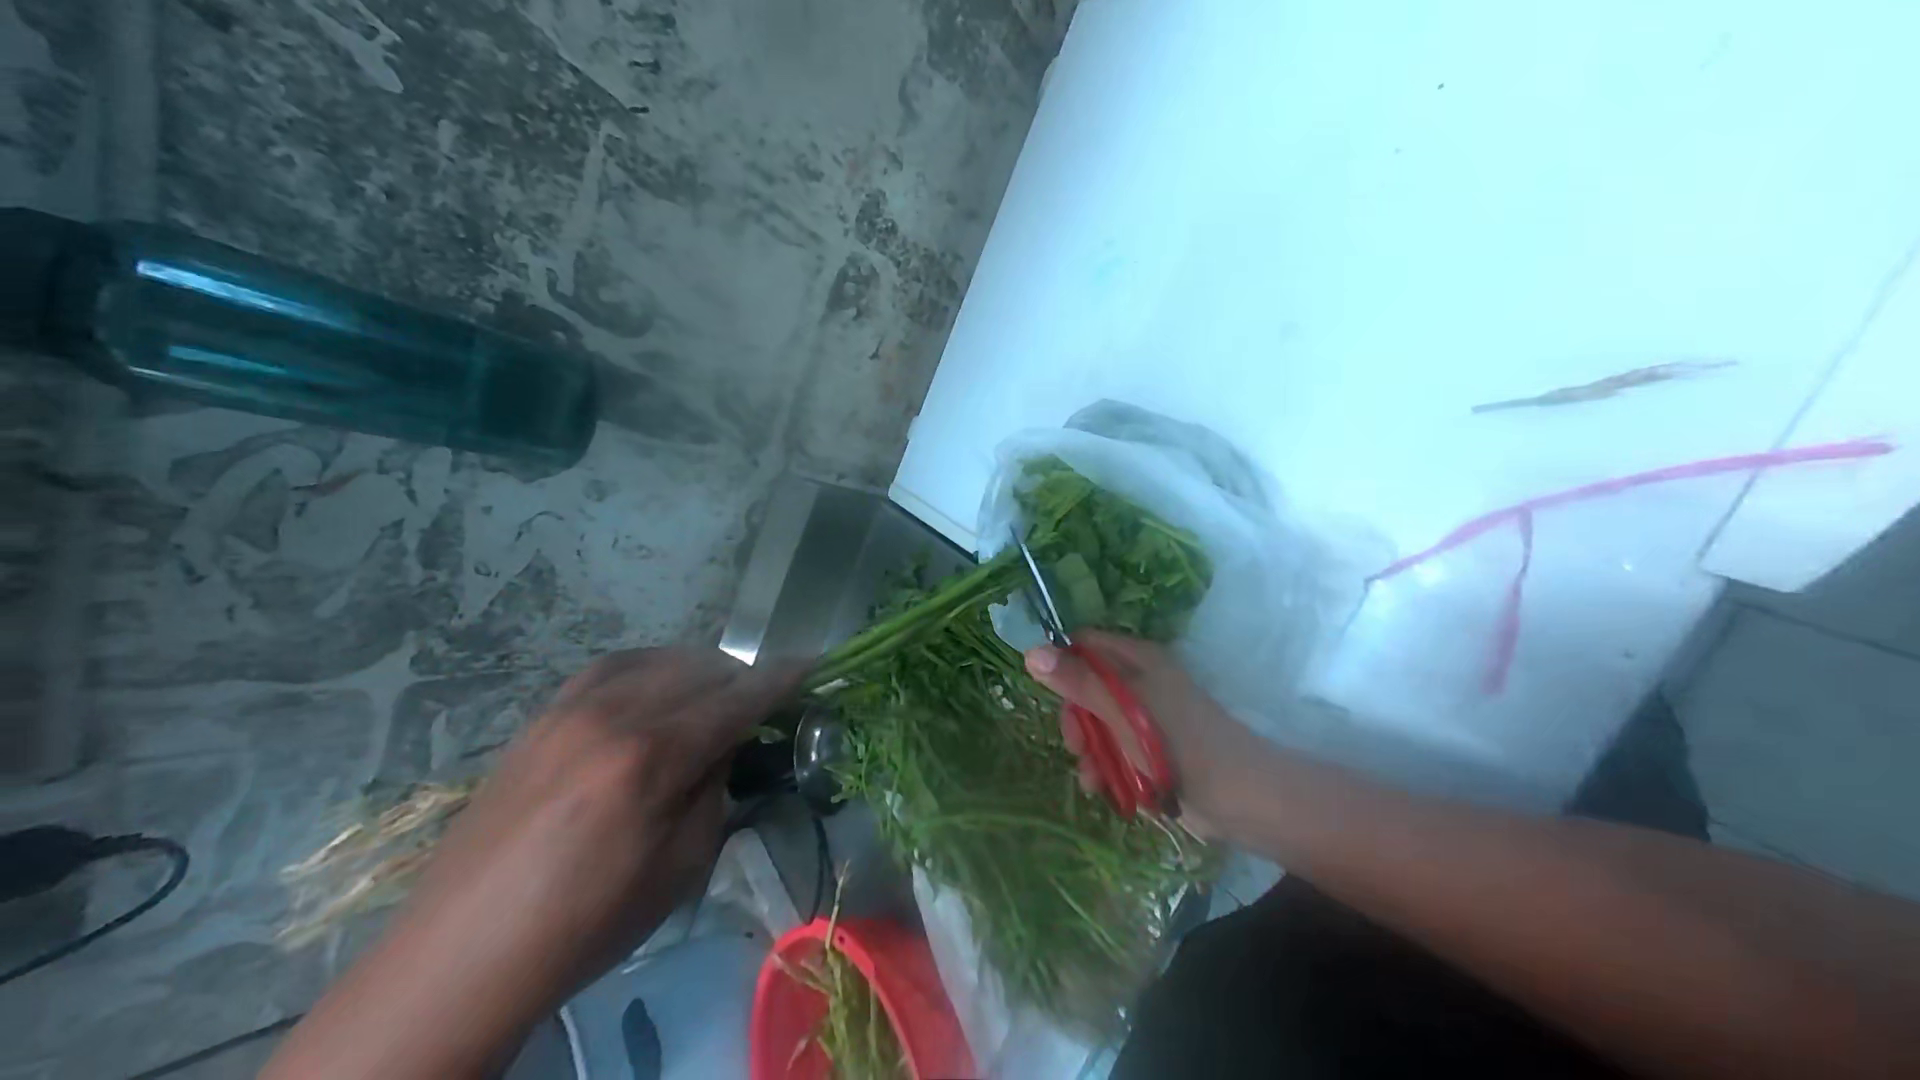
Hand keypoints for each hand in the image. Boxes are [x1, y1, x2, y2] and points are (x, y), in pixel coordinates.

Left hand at [265, 647, 799, 1079]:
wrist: (467, 951)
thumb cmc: (590, 922)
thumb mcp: (683, 865)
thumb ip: (715, 788)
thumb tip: (726, 744)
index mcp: (653, 757)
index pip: (738, 697)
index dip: (783, 678)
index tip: (814, 665)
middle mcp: (613, 714)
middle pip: (701, 668)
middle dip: (743, 679)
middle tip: (762, 704)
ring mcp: (569, 708)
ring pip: (658, 658)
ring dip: (699, 669)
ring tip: (713, 695)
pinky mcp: (541, 716)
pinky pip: (610, 667)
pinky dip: (649, 666)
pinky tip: (656, 686)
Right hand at [1024, 632, 1274, 838]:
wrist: (1239, 798)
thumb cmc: (1178, 744)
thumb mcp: (1120, 710)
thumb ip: (1076, 682)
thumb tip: (1031, 652)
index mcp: (1137, 659)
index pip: (1084, 644)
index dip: (1061, 663)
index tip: (1047, 691)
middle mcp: (1140, 681)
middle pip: (1085, 688)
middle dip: (1076, 719)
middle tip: (1075, 744)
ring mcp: (1146, 716)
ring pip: (1097, 723)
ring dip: (1088, 750)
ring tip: (1092, 777)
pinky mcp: (1150, 748)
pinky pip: (1114, 749)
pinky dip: (1105, 767)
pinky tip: (1103, 788)